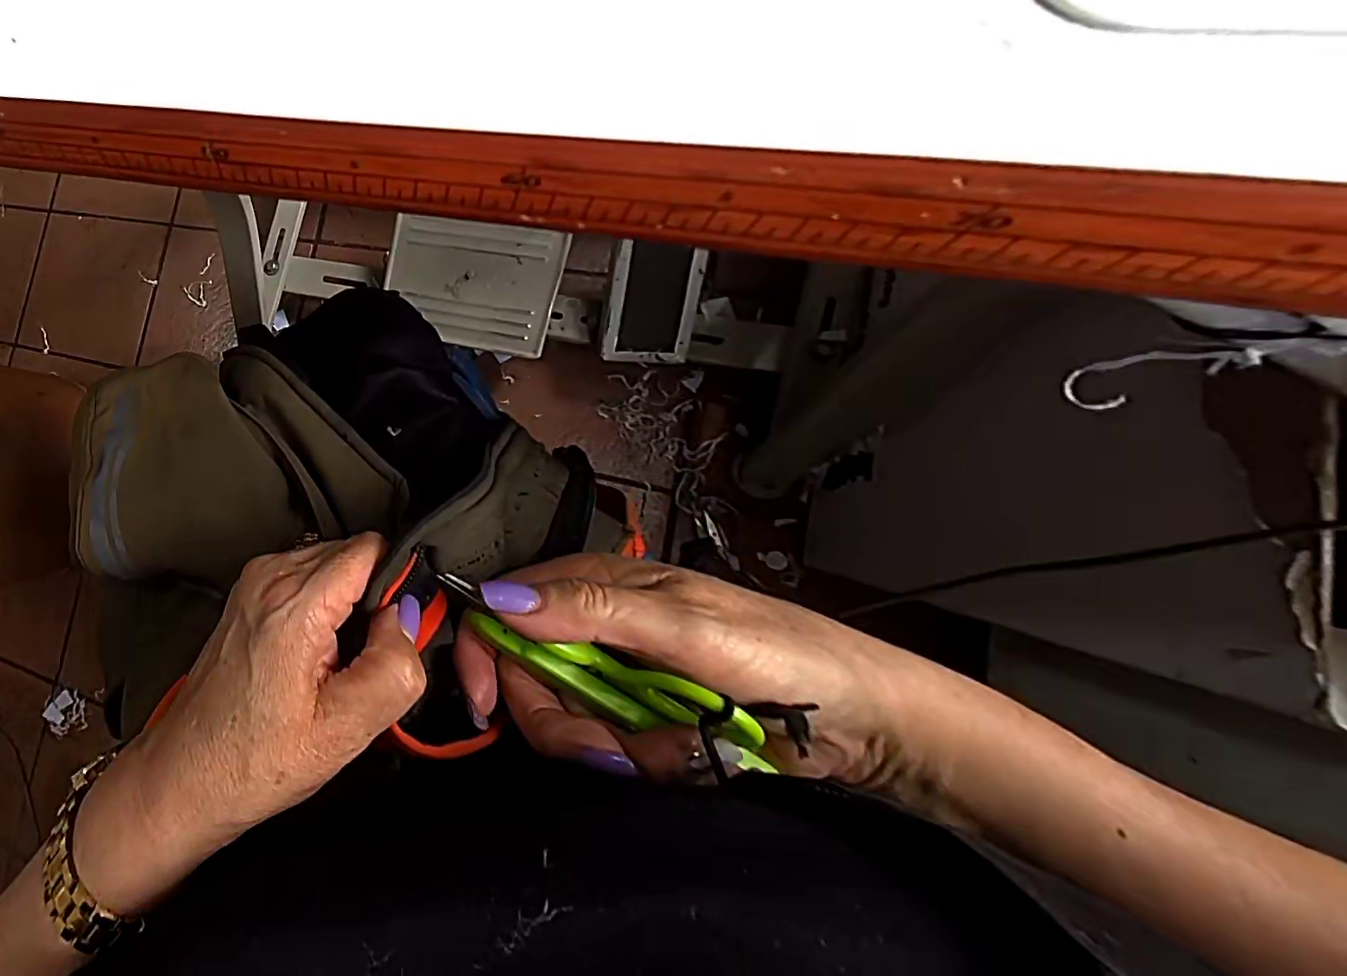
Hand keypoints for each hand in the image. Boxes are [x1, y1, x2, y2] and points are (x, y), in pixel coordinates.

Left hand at [72, 533, 425, 913]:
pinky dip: (323, 603)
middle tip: (361, 656)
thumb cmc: (250, 760)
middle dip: (371, 596)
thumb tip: (405, 618)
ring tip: (333, 659)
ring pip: (332, 563)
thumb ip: (394, 666)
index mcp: (294, 605)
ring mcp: (254, 583)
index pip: (371, 547)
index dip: (394, 584)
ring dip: (346, 601)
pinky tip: (313, 653)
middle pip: (353, 553)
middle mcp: (269, 579)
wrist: (185, 775)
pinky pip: (307, 577)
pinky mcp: (249, 594)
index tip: (391, 627)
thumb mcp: (346, 729)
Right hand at [453, 553, 961, 795]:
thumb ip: (589, 610)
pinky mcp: (638, 718)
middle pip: (528, 676)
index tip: (485, 706)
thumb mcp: (682, 626)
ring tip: (677, 744)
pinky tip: (687, 752)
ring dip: (615, 744)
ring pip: (566, 718)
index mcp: (597, 587)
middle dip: (565, 720)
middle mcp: (596, 627)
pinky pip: (607, 747)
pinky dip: (642, 758)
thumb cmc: (778, 654)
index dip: (485, 653)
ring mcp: (617, 675)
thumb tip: (495, 598)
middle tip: (614, 745)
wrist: (860, 720)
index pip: (506, 608)